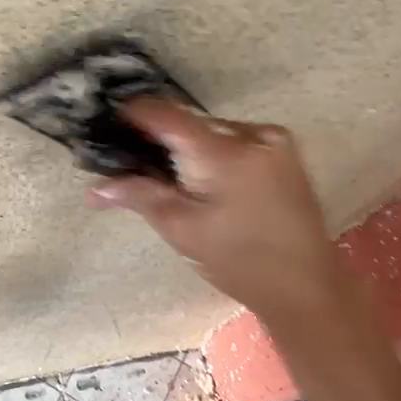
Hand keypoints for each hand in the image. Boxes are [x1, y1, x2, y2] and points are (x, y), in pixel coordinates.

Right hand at [86, 98, 357, 320]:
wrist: (306, 286)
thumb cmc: (238, 261)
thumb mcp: (182, 229)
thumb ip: (139, 196)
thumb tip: (94, 189)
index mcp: (224, 152)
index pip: (166, 115)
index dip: (133, 114)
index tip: (107, 123)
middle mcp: (251, 134)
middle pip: (189, 123)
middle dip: (159, 139)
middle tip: (132, 162)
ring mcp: (273, 141)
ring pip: (212, 131)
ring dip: (187, 146)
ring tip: (166, 175)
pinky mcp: (285, 152)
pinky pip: (235, 140)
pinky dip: (213, 152)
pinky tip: (204, 179)